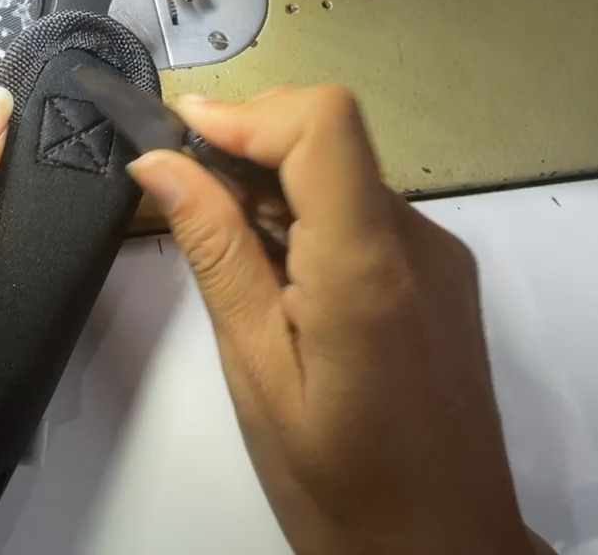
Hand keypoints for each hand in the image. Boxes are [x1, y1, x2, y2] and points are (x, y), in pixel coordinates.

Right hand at [128, 87, 533, 554]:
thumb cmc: (338, 484)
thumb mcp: (255, 368)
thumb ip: (215, 250)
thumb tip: (159, 162)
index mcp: (368, 270)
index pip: (324, 125)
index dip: (247, 111)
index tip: (181, 133)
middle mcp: (418, 242)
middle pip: (328, 134)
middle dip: (246, 141)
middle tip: (185, 185)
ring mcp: (436, 253)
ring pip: (339, 165)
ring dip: (269, 178)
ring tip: (227, 240)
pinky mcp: (437, 269)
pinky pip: (359, 203)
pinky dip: (303, 207)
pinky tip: (275, 265)